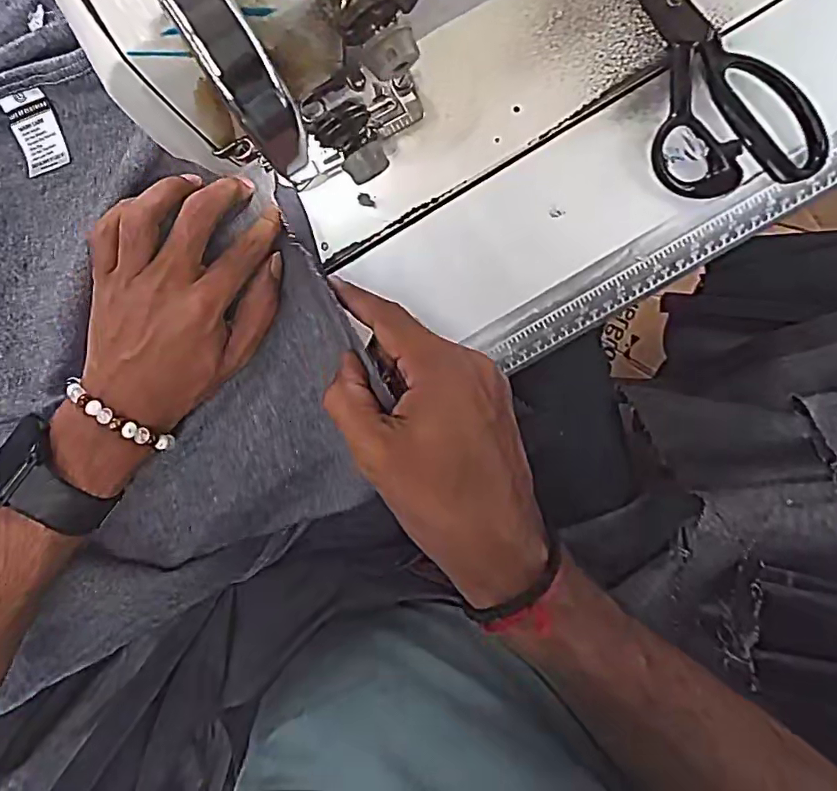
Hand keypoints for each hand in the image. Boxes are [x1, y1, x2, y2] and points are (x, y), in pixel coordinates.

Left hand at [52, 174, 283, 495]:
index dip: (264, 227)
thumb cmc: (177, 384)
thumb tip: (272, 266)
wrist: (123, 406)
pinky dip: (122, 210)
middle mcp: (165, 284)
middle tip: (236, 189)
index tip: (271, 217)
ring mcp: (130, 279)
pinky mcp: (104, 279)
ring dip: (169, 189)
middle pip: (195, 217)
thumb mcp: (234, 358)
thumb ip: (260, 310)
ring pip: (143, 214)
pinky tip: (142, 205)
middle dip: (223, 193)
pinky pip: (104, 232)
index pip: (242, 252)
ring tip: (190, 183)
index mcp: (201, 306)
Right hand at [323, 281, 550, 608]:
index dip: (356, 300)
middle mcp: (471, 367)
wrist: (500, 547)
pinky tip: (417, 435)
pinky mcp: (491, 399)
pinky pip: (444, 377)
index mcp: (443, 369)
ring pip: (423, 361)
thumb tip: (345, 368)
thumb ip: (346, 396)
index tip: (336, 288)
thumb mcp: (373, 451)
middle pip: (405, 341)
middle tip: (366, 408)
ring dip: (399, 383)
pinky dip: (420, 393)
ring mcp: (486, 383)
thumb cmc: (449, 506)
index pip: (389, 318)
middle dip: (377, 365)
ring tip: (399, 434)